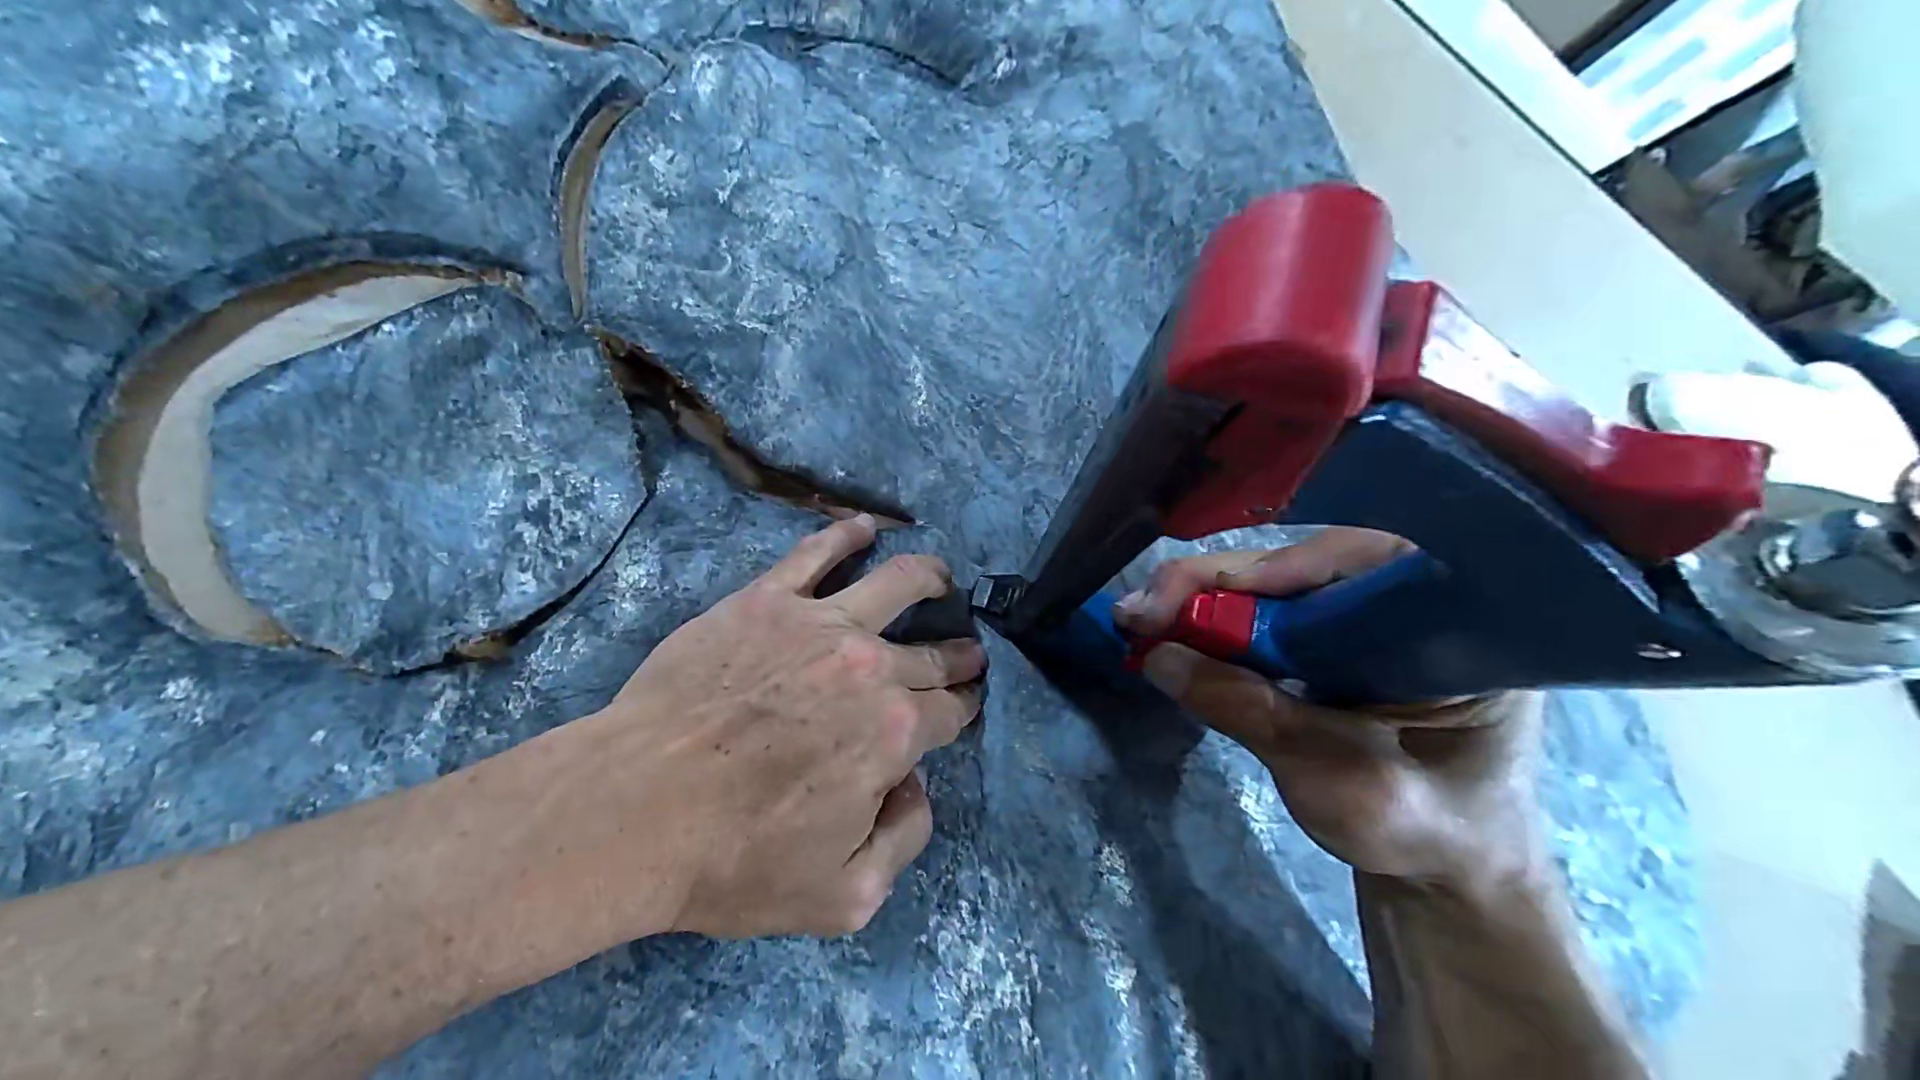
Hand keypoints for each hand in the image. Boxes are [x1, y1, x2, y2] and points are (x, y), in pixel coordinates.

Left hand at [568, 515, 984, 939]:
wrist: (631, 812)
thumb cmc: (734, 860)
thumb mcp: (845, 896)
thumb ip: (906, 838)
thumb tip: (915, 784)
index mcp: (893, 732)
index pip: (951, 710)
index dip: (965, 706)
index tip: (967, 701)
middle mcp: (869, 666)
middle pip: (931, 652)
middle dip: (958, 653)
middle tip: (966, 651)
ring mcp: (817, 623)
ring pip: (895, 582)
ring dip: (930, 578)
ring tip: (941, 578)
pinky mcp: (764, 601)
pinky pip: (815, 555)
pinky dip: (846, 536)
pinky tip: (864, 528)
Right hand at [1113, 529, 1543, 888]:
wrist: (1442, 869)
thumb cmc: (1421, 832)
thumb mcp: (1343, 783)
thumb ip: (1254, 714)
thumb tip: (1156, 656)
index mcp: (1446, 623)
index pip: (1353, 563)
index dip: (1269, 571)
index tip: (1195, 600)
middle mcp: (1403, 601)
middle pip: (1296, 565)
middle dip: (1211, 584)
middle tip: (1137, 611)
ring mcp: (1359, 618)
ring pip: (1269, 586)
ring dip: (1198, 600)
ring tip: (1139, 620)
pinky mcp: (1325, 639)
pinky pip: (1260, 616)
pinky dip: (1210, 624)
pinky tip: (1168, 633)